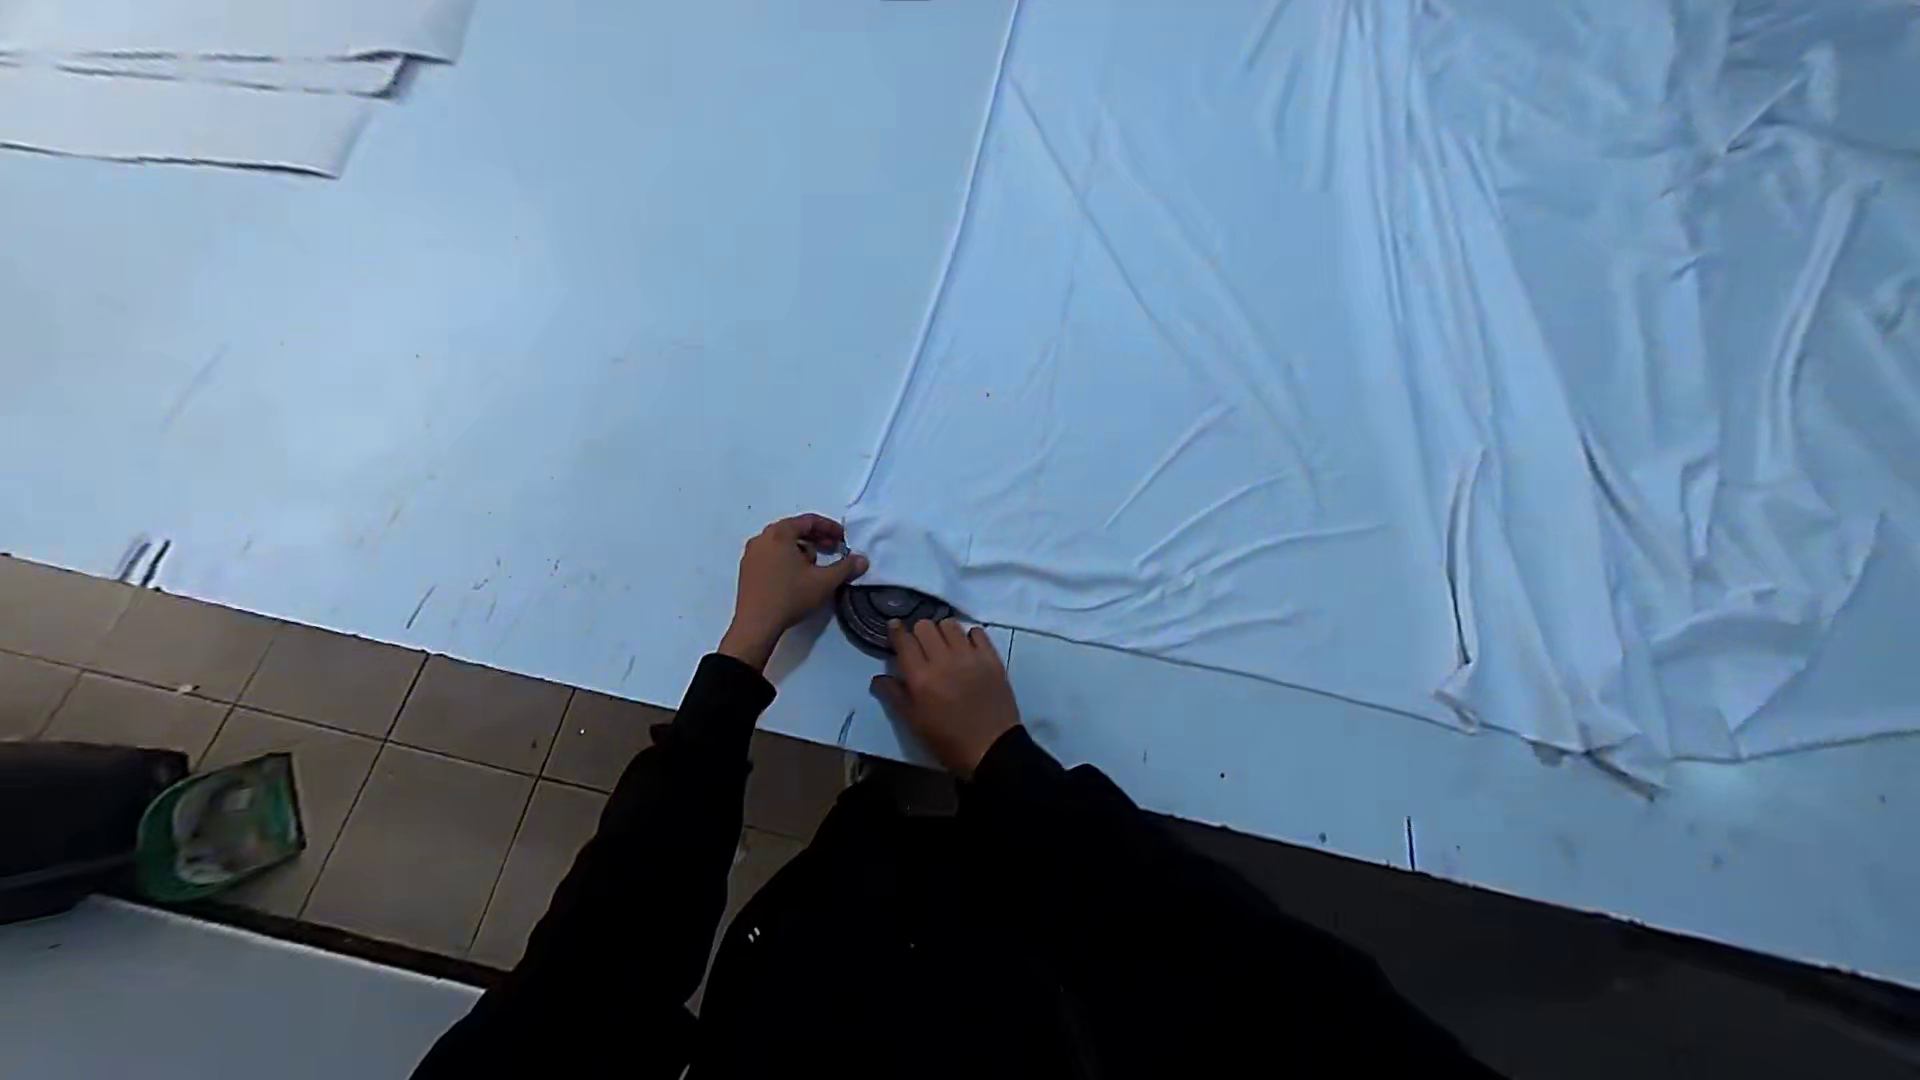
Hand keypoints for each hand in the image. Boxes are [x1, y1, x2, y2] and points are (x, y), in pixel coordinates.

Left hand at [718, 514, 868, 669]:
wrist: (756, 624)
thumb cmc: (791, 596)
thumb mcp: (824, 582)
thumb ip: (846, 568)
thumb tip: (862, 560)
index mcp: (779, 534)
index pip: (808, 521)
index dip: (829, 527)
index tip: (843, 538)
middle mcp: (762, 539)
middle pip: (794, 530)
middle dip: (816, 539)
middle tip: (833, 550)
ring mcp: (751, 554)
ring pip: (782, 543)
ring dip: (802, 550)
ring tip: (816, 567)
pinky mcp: (747, 570)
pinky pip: (771, 555)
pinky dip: (787, 558)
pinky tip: (797, 577)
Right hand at [870, 618, 1019, 777]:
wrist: (991, 749)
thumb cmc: (947, 740)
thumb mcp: (914, 722)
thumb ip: (894, 695)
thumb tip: (878, 677)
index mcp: (921, 678)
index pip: (904, 640)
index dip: (896, 630)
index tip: (894, 627)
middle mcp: (944, 660)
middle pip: (925, 626)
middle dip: (918, 632)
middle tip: (921, 645)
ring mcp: (970, 656)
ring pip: (950, 624)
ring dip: (942, 631)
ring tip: (944, 646)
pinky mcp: (991, 658)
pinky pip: (977, 631)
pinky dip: (969, 636)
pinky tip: (967, 649)